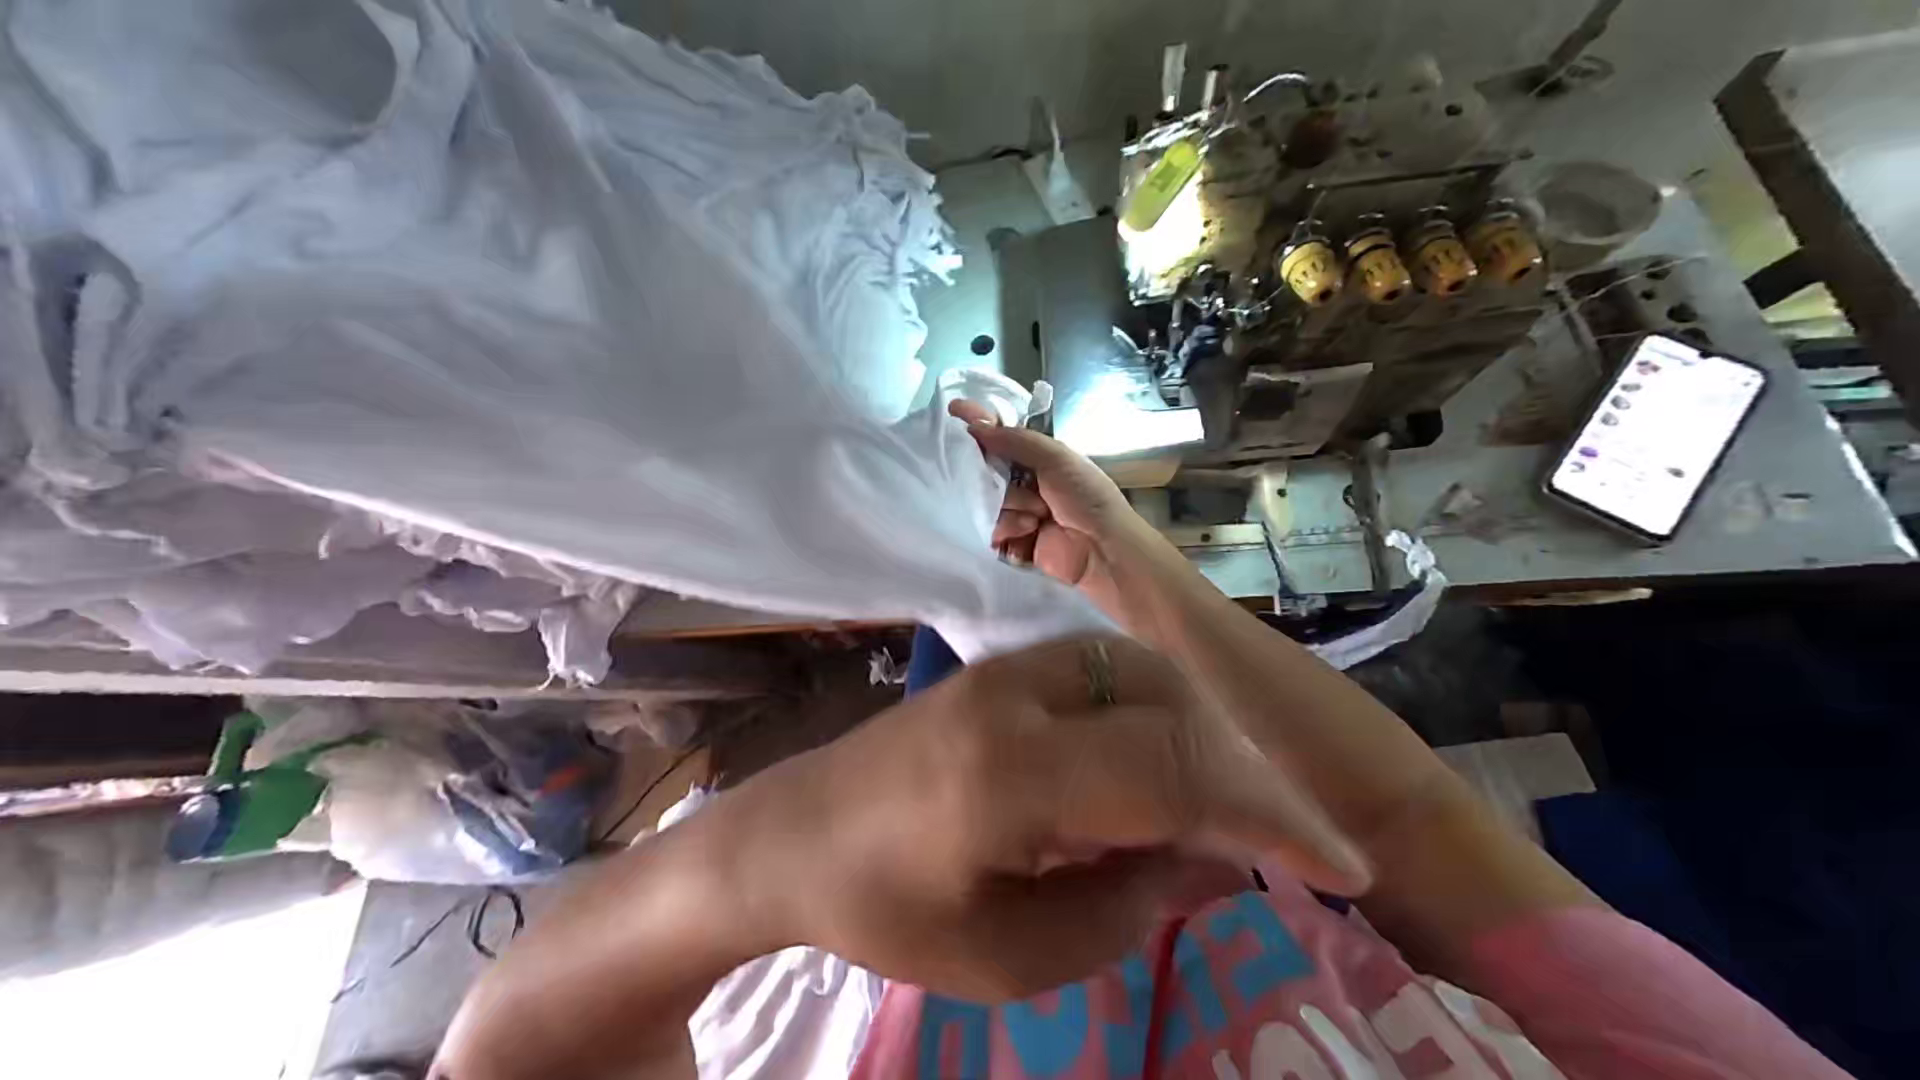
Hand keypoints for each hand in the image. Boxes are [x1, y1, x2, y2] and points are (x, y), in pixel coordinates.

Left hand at [731, 636, 1369, 1001]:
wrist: (799, 829)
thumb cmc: (890, 910)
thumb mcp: (1011, 956)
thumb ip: (1128, 908)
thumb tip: (1224, 864)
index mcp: (1009, 775)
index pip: (1172, 769)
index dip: (1270, 814)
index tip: (1337, 867)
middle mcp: (1016, 694)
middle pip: (1171, 703)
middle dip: (1247, 774)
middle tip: (1284, 842)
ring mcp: (1007, 666)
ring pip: (1147, 671)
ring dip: (1207, 733)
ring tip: (1229, 805)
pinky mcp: (1004, 662)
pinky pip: (1110, 667)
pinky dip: (1161, 708)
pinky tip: (1164, 760)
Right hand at [949, 400, 1178, 629]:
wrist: (1102, 551)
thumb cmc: (1087, 499)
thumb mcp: (1057, 459)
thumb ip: (1016, 440)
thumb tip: (976, 426)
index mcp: (1038, 458)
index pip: (1002, 435)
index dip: (978, 422)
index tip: (952, 410)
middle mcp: (1024, 483)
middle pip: (986, 469)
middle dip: (995, 476)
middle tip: (1018, 486)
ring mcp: (1016, 512)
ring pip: (986, 501)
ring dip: (1009, 508)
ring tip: (1036, 518)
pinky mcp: (1011, 541)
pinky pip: (989, 530)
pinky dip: (1005, 530)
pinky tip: (1025, 533)